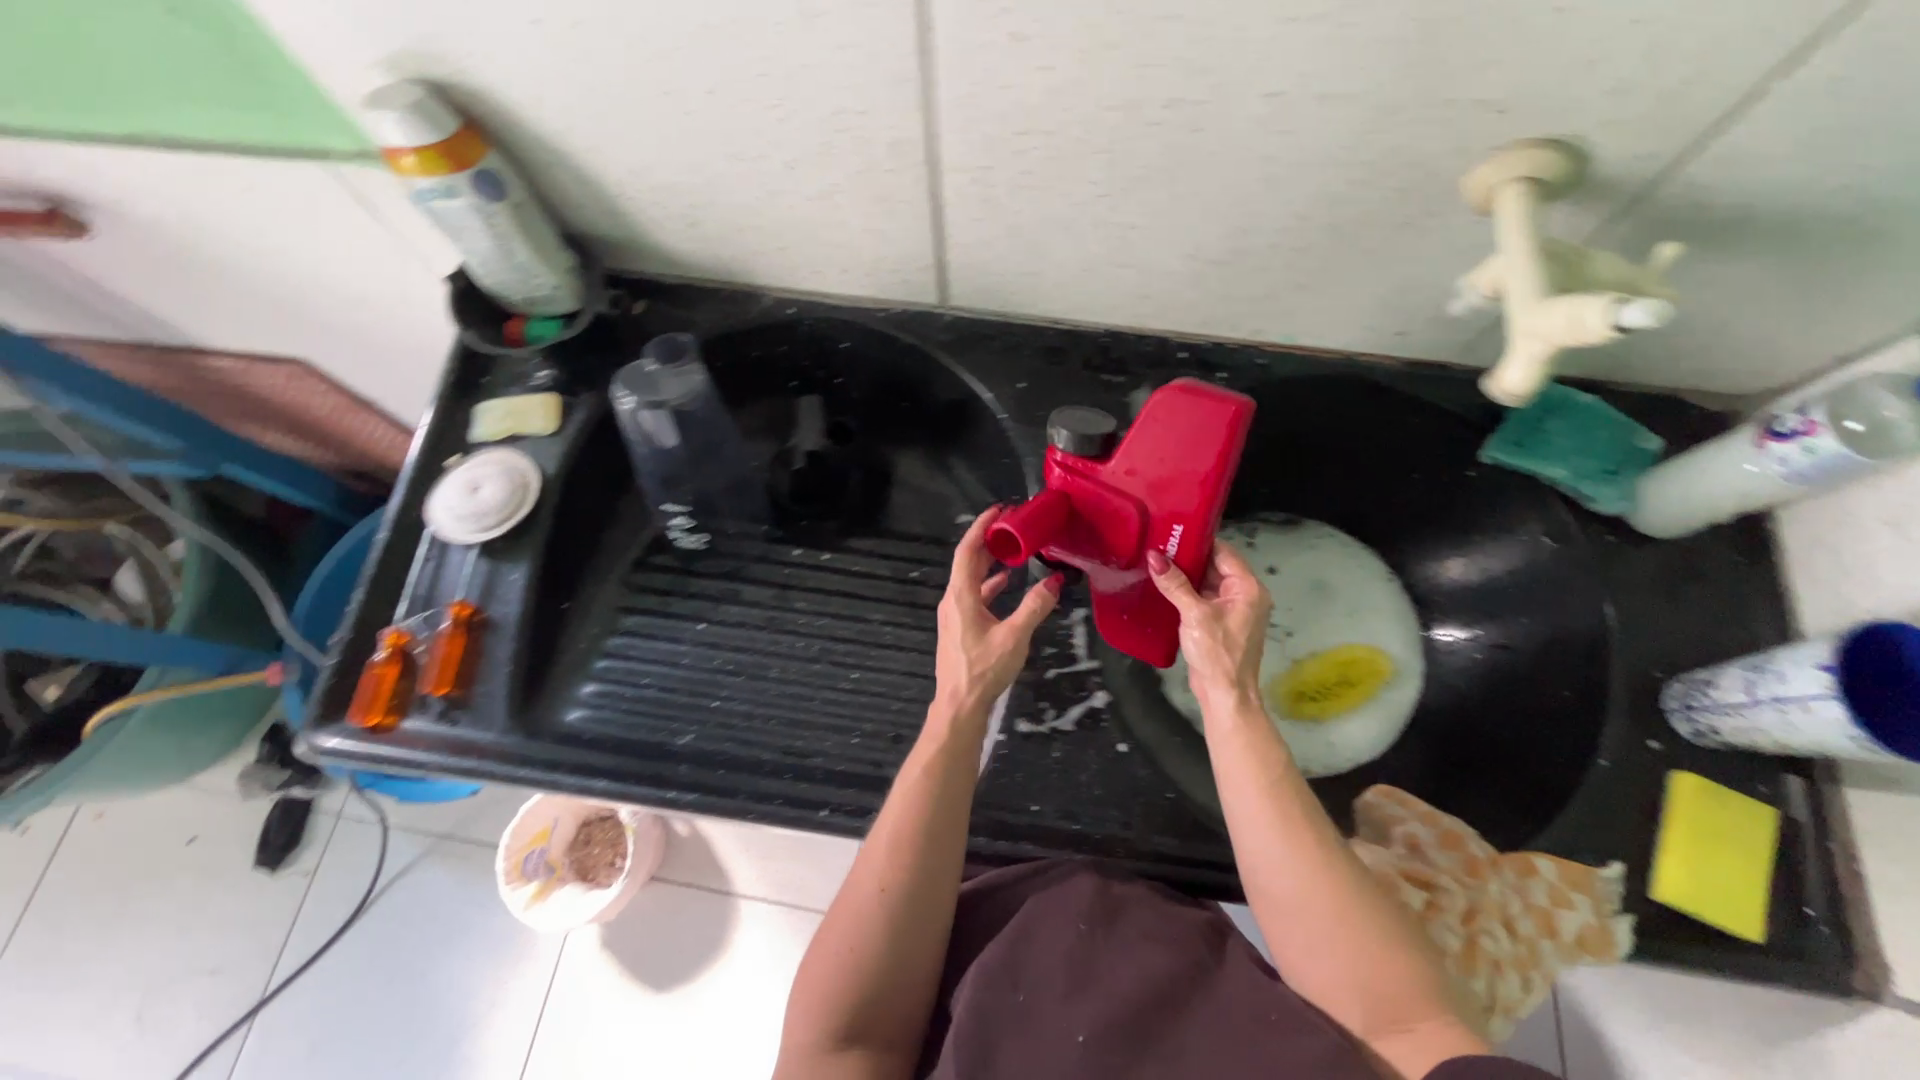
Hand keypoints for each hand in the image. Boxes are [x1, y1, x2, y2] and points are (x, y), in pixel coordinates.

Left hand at [934, 506, 1063, 721]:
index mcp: (961, 596)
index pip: (967, 551)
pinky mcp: (959, 627)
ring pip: (970, 579)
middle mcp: (953, 600)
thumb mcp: (1015, 636)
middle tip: (1011, 525)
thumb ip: (1035, 607)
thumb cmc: (984, 670)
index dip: (981, 527)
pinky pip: (973, 595)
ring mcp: (954, 614)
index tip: (998, 510)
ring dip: (989, 563)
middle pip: (967, 561)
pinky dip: (989, 585)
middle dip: (988, 541)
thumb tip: (1055, 581)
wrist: (960, 704)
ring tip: (1012, 550)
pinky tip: (1005, 585)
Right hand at [1147, 543, 1273, 716]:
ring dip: (1186, 576)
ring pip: (1208, 582)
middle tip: (1158, 545)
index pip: (1223, 552)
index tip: (1171, 532)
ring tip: (1157, 562)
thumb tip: (1154, 556)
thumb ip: (1175, 584)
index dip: (1198, 542)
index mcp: (1248, 588)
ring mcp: (1234, 609)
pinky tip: (1165, 587)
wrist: (1226, 695)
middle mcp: (1245, 594)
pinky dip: (1188, 592)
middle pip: (1216, 566)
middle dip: (1188, 558)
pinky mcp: (1221, 622)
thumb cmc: (1216, 652)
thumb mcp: (1194, 614)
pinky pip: (1204, 598)